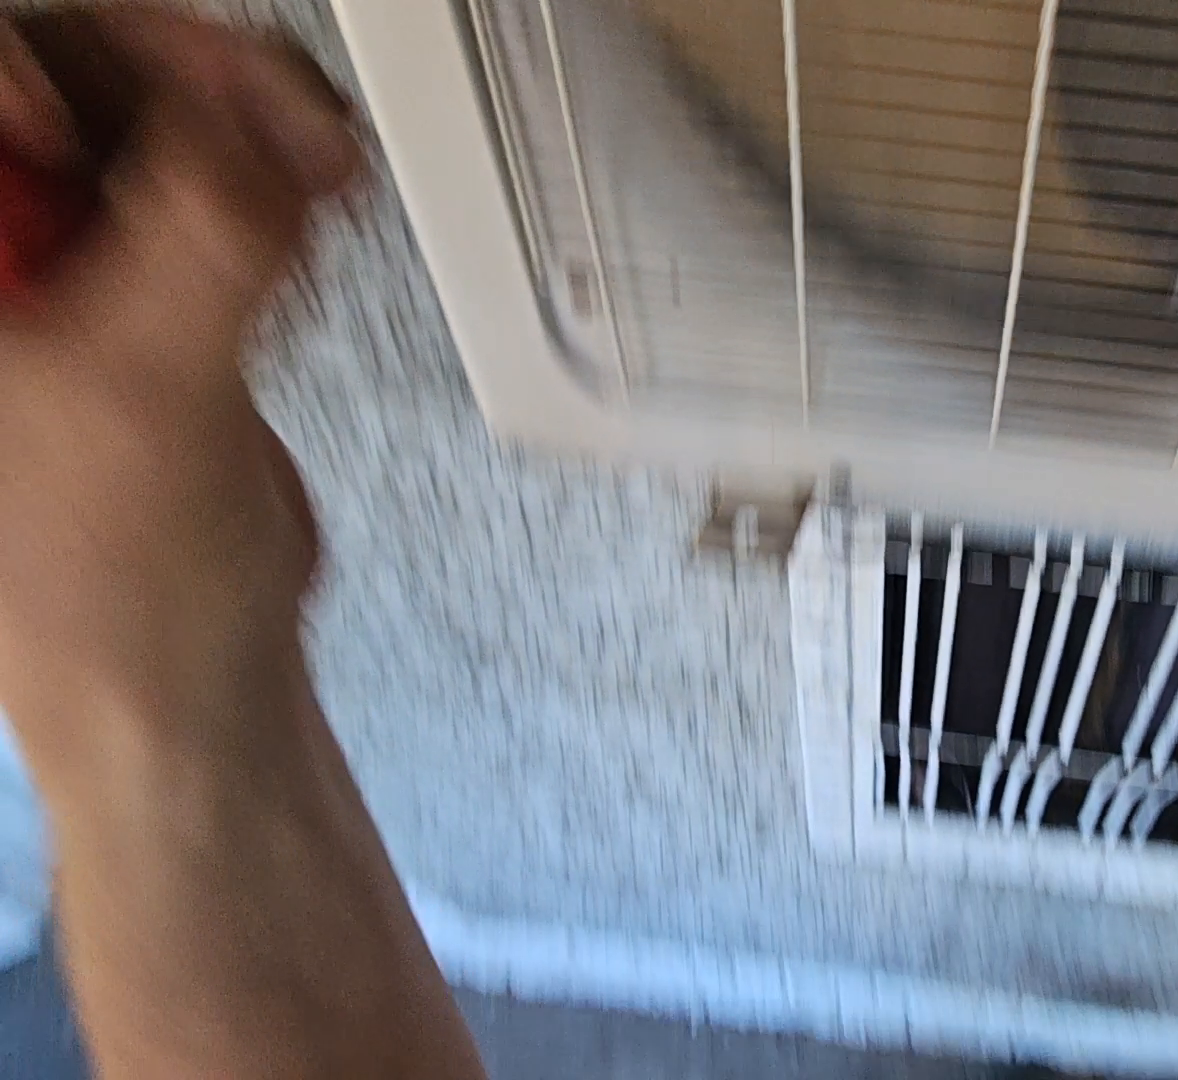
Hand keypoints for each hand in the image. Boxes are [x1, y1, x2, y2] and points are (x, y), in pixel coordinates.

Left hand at [0, 9, 359, 759]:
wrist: (192, 646)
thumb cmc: (116, 577)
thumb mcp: (149, 393)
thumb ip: (204, 247)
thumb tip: (269, 121)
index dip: (70, 63)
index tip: (178, 97)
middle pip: (63, 84)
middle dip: (188, 85)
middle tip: (286, 113)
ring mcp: (58, 274)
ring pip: (148, 136)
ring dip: (248, 139)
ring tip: (317, 171)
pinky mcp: (149, 302)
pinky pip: (211, 205)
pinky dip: (276, 194)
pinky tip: (308, 214)